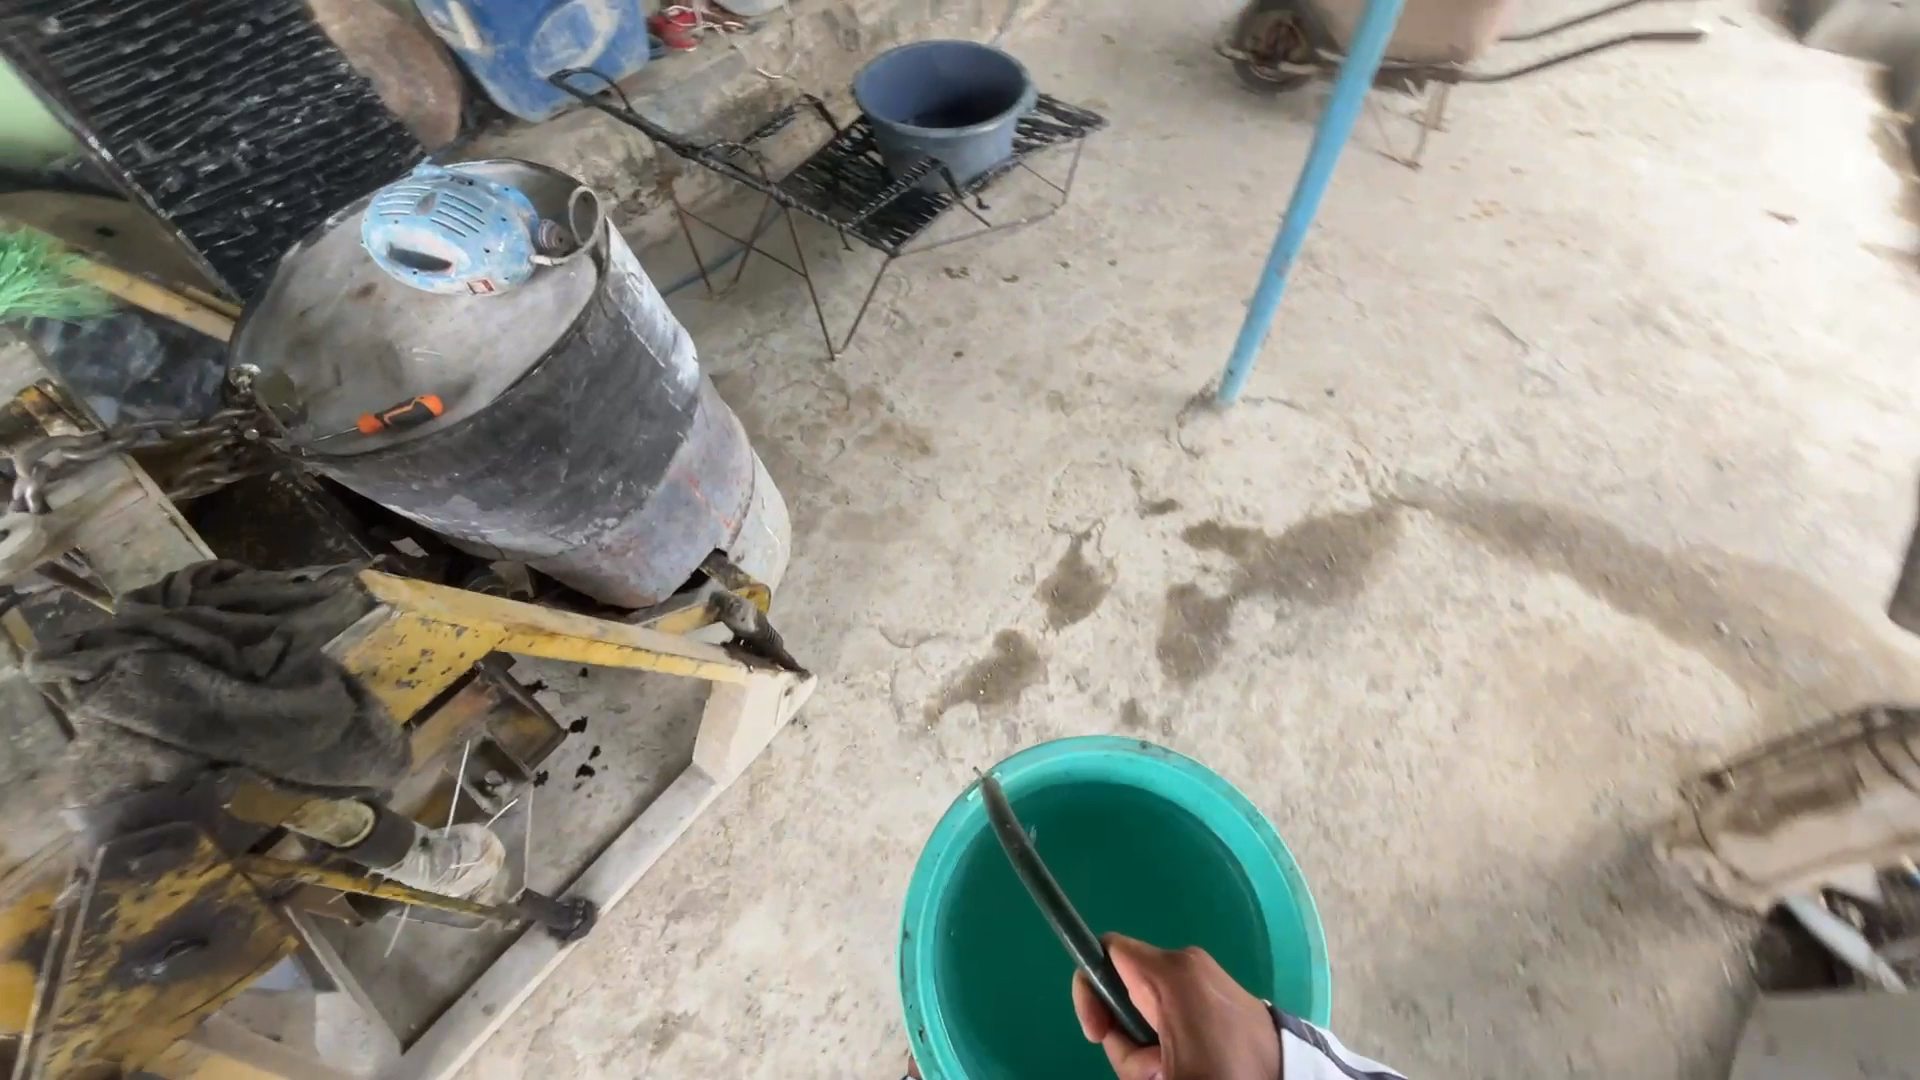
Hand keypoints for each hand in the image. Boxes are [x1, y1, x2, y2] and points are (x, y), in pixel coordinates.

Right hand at [1071, 934, 1280, 1079]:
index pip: (1105, 950)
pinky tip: (1194, 1067)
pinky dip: (1173, 1037)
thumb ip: (1120, 1047)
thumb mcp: (1159, 1075)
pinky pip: (1177, 1006)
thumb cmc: (1223, 1076)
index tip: (1098, 1034)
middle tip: (1154, 1072)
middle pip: (1127, 986)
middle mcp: (1186, 961)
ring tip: (1177, 1074)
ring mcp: (1208, 974)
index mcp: (1169, 972)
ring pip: (1151, 1002)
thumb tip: (1111, 1032)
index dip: (1088, 989)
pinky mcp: (1224, 992)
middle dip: (1128, 1034)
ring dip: (1151, 1044)